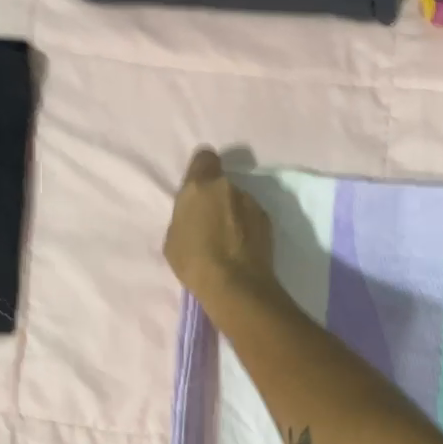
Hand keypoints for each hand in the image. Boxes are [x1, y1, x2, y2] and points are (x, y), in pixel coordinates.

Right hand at [164, 149, 275, 299]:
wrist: (235, 285)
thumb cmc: (195, 262)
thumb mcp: (174, 238)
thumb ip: (185, 216)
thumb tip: (196, 215)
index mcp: (200, 186)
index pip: (205, 158)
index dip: (202, 170)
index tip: (199, 188)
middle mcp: (229, 187)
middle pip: (222, 184)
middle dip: (217, 199)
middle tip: (211, 224)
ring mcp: (252, 203)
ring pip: (239, 202)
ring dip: (234, 214)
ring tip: (229, 241)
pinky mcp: (268, 222)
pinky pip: (253, 218)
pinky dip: (249, 228)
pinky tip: (243, 249)